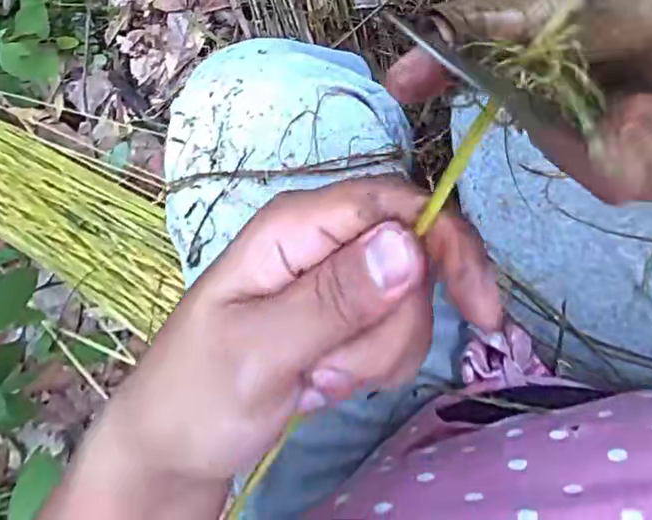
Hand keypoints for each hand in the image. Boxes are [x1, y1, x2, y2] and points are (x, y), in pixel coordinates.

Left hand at [72, 177, 501, 493]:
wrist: (172, 450)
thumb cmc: (197, 393)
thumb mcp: (260, 350)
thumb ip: (335, 297)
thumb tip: (411, 243)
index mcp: (296, 222)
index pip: (391, 200)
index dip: (444, 238)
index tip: (480, 307)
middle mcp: (321, 235)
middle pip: (409, 252)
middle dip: (392, 322)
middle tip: (333, 366)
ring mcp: (333, 273)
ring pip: (407, 297)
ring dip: (376, 352)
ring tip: (315, 376)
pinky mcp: (342, 309)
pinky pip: (392, 328)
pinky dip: (372, 364)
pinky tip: (323, 380)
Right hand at [385, 0, 651, 204]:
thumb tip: (594, 152)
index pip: (526, 8)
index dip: (459, 38)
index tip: (406, 79)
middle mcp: (609, 13)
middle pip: (525, 72)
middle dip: (563, 135)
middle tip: (636, 177)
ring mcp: (612, 52)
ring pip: (548, 112)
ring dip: (597, 156)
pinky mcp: (618, 85)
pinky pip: (575, 130)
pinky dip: (609, 162)